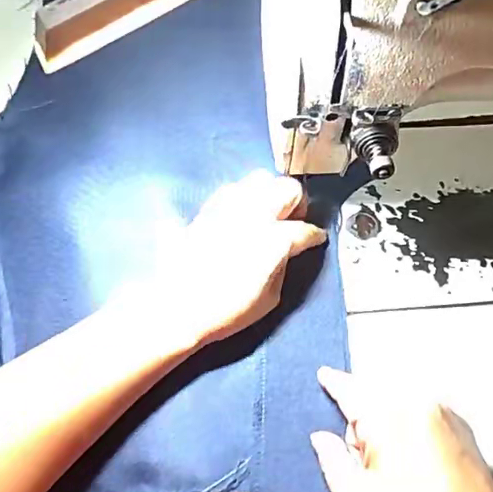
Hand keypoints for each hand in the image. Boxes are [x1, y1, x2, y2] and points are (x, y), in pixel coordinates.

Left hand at [125, 172, 327, 349]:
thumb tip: (286, 252)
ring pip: (259, 179)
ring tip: (268, 212)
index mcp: (275, 239)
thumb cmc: (226, 311)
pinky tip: (241, 213)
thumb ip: (283, 266)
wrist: (177, 308)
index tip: (315, 239)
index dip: (314, 236)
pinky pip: (232, 189)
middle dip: (296, 202)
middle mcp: (254, 215)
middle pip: (287, 188)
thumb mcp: (270, 298)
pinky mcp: (208, 209)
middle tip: (294, 220)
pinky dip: (243, 196)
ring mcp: (229, 207)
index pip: (305, 229)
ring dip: (269, 193)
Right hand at [309, 368, 492, 491]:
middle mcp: (417, 402)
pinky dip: (408, 426)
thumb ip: (331, 461)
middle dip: (361, 412)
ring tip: (384, 466)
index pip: (350, 387)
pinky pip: (421, 414)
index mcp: (388, 412)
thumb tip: (321, 438)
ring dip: (385, 419)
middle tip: (356, 455)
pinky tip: (409, 463)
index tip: (323, 376)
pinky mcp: (461, 429)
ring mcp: (444, 413)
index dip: (333, 383)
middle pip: (376, 392)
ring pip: (400, 403)